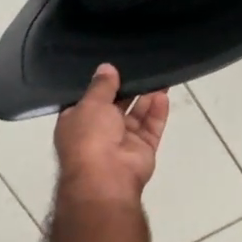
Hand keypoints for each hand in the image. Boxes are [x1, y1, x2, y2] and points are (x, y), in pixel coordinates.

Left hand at [53, 64, 169, 207]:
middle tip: (141, 66)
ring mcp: (123, 141)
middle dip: (129, 88)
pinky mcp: (143, 148)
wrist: (106, 176)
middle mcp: (99, 131)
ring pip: (137, 115)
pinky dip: (157, 112)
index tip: (114, 66)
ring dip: (146, 97)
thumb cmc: (89, 136)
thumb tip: (106, 67)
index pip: (90, 99)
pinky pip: (152, 127)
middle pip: (117, 105)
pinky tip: (163, 95)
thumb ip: (101, 85)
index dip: (101, 84)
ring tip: (158, 75)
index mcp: (78, 121)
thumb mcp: (90, 104)